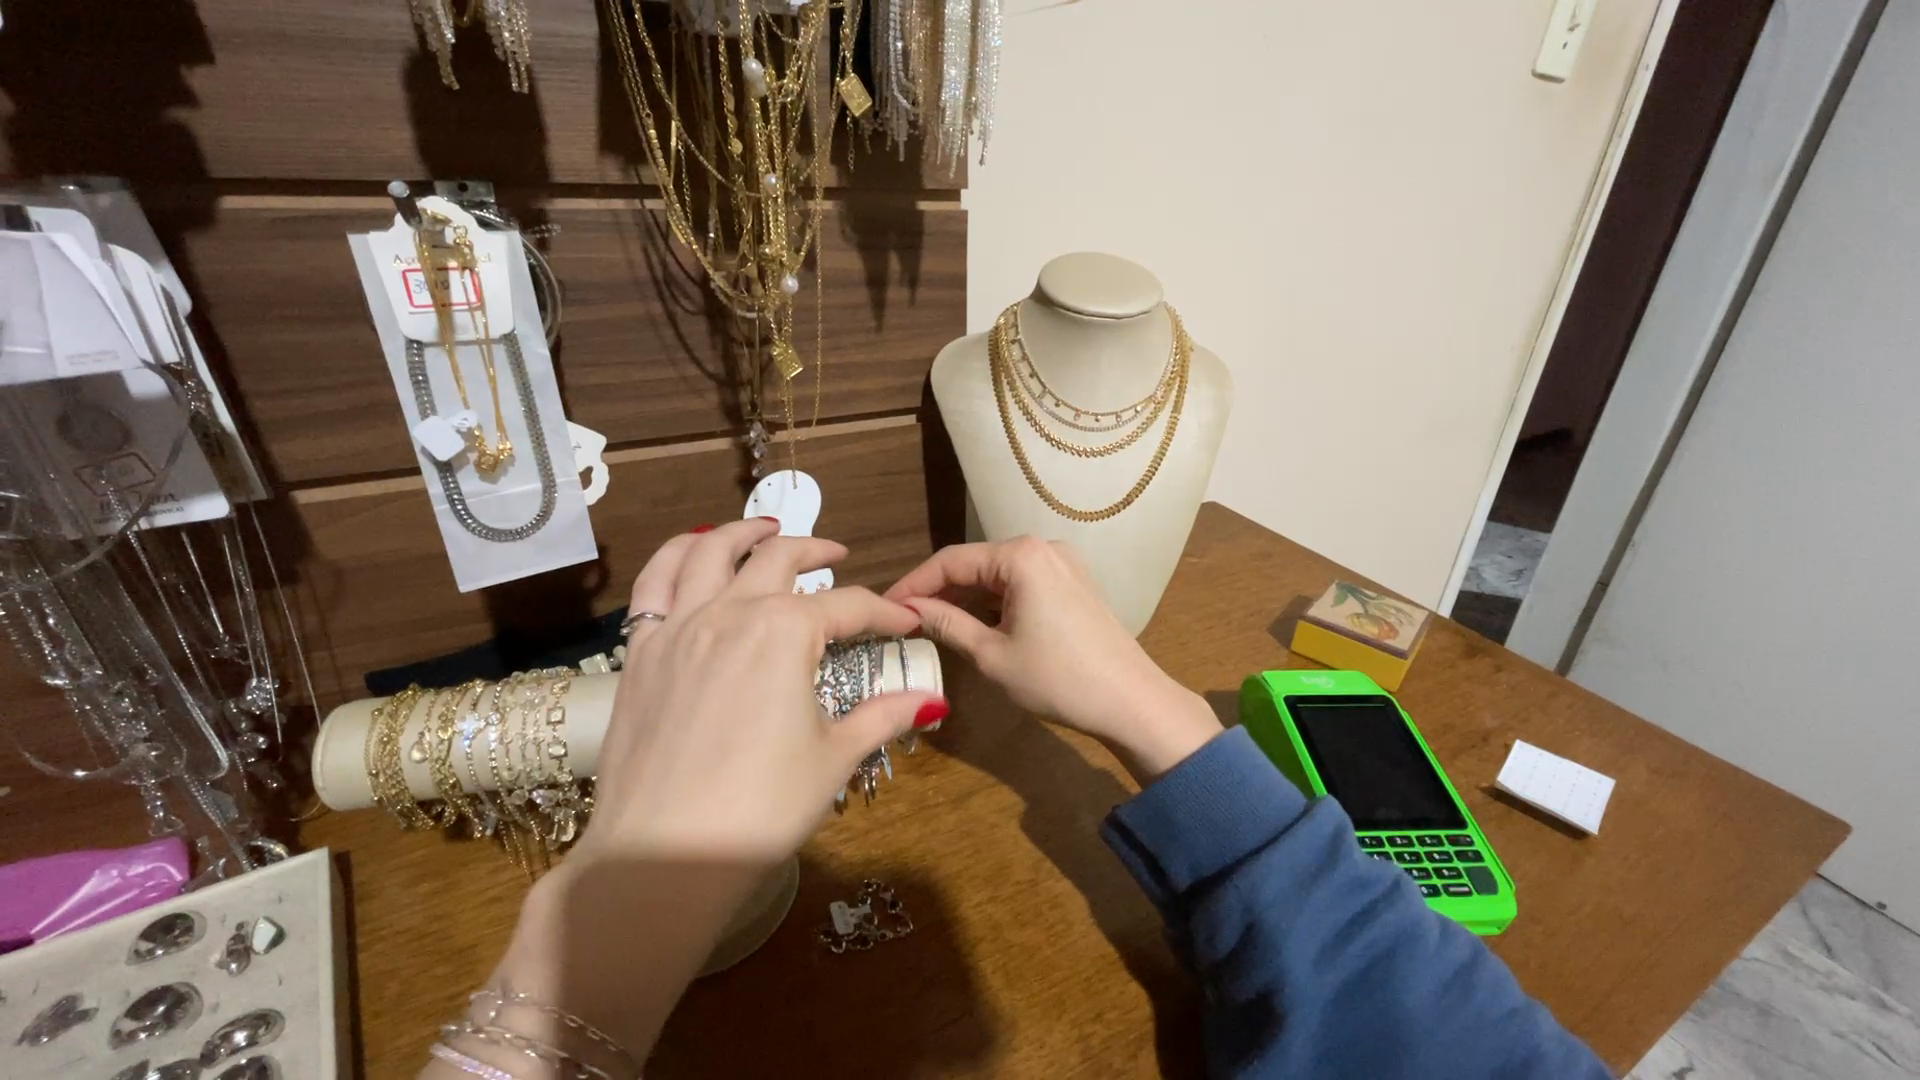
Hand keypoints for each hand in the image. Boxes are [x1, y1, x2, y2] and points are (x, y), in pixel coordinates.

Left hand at [580, 518, 945, 865]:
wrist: (661, 858)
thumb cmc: (761, 808)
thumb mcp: (833, 758)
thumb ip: (882, 716)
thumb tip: (931, 700)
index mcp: (785, 631)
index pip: (848, 607)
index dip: (883, 612)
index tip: (905, 622)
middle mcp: (730, 611)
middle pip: (779, 560)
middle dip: (817, 552)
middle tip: (839, 557)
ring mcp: (678, 627)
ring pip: (710, 552)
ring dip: (744, 532)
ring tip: (766, 528)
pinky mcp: (640, 651)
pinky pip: (654, 584)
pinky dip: (677, 556)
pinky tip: (693, 553)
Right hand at [885, 537, 1220, 782]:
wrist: (1132, 702)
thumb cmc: (1057, 679)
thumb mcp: (992, 655)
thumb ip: (947, 623)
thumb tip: (908, 610)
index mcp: (1021, 555)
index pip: (950, 560)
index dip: (913, 584)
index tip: (883, 607)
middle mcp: (1043, 546)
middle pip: (975, 562)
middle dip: (938, 590)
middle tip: (903, 618)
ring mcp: (1063, 563)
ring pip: (998, 574)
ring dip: (965, 596)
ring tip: (930, 623)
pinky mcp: (1074, 582)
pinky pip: (1021, 583)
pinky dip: (994, 600)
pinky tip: (973, 622)